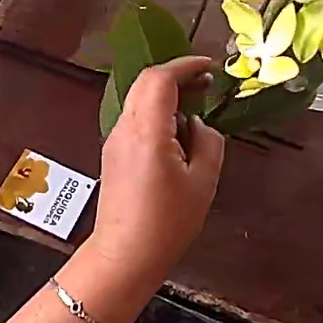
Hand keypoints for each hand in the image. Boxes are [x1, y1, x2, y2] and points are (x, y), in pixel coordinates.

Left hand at [91, 56, 223, 275]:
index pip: (160, 79)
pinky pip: (135, 119)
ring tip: (195, 106)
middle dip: (176, 75)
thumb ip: (209, 142)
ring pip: (139, 99)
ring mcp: (115, 140)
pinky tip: (177, 132)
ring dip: (166, 94)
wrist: (124, 256)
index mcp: (148, 131)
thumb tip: (199, 125)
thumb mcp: (203, 182)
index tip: (209, 67)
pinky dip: (157, 112)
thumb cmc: (167, 223)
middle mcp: (125, 128)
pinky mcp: (113, 153)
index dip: (185, 65)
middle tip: (205, 83)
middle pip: (145, 82)